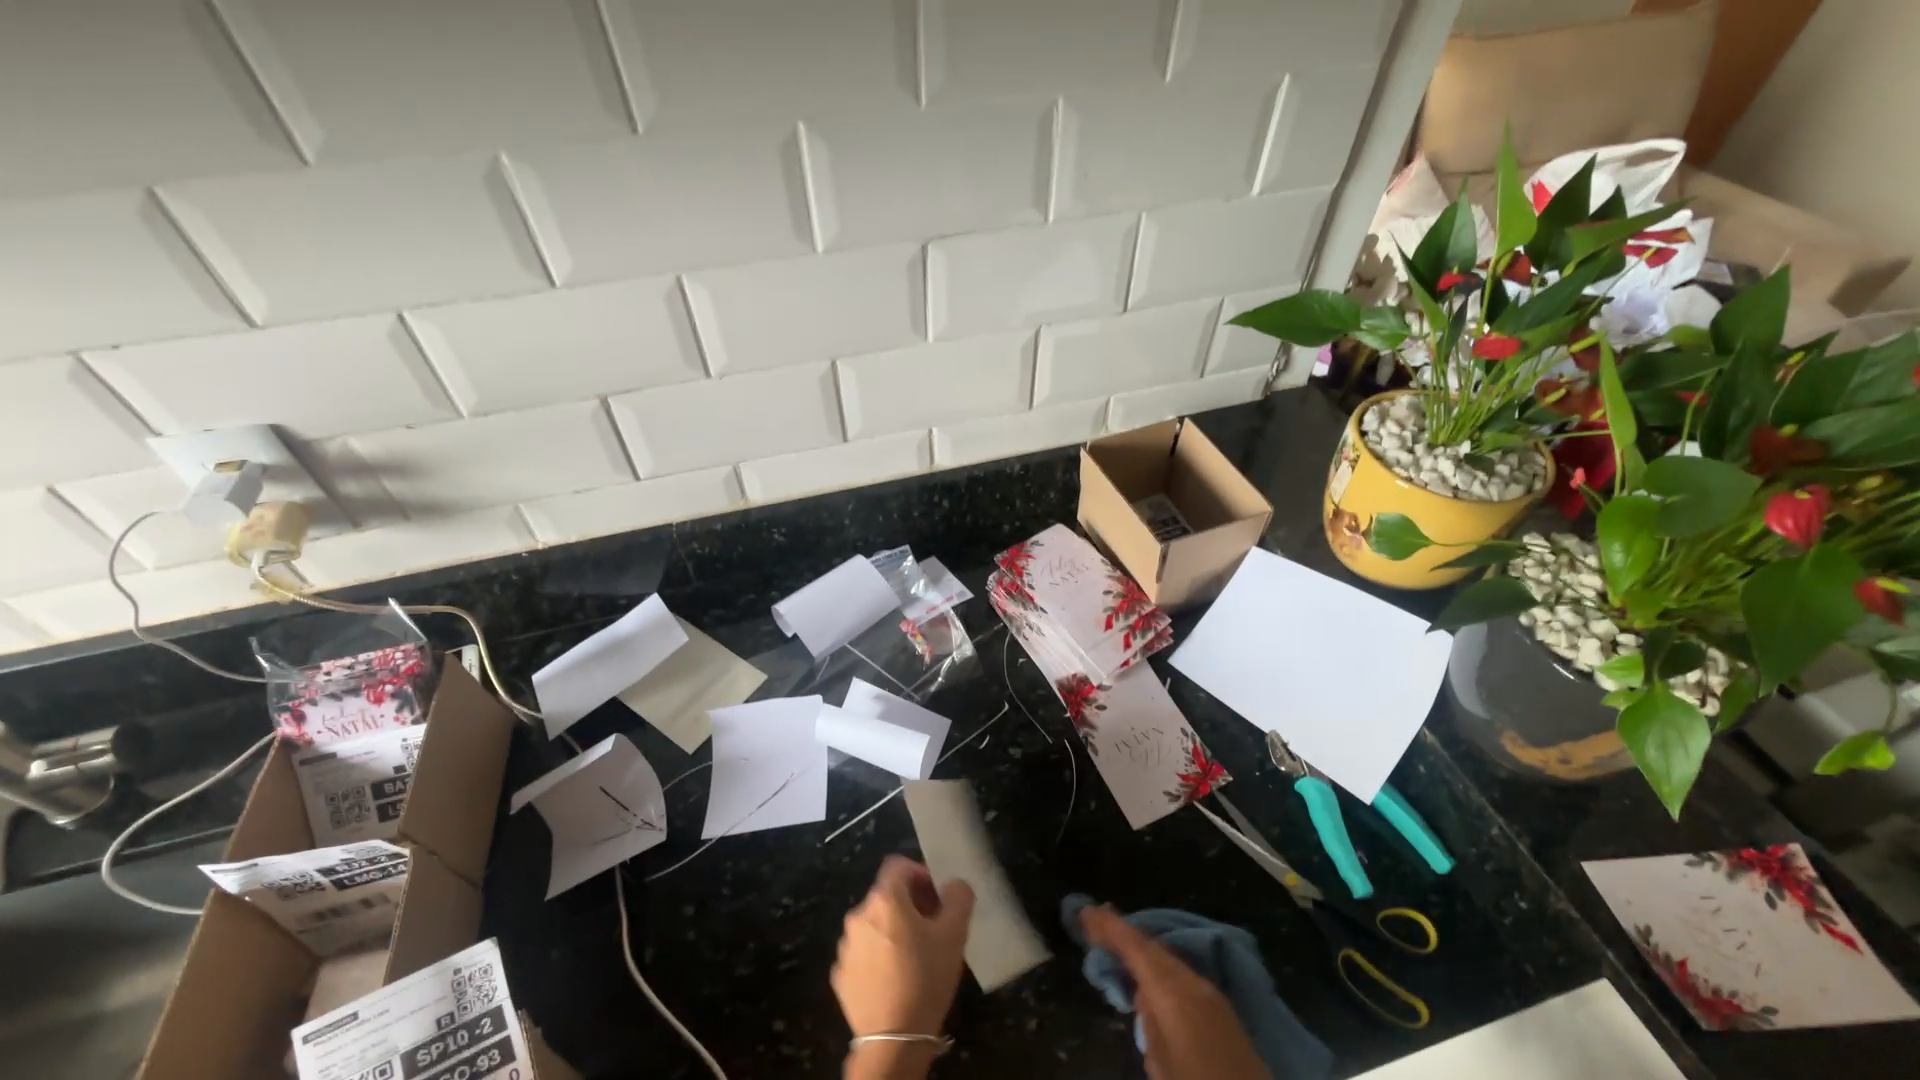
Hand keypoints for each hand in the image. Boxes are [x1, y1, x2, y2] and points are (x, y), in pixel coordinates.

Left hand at [833, 856, 975, 1037]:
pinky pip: (864, 953)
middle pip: (886, 896)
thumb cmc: (925, 978)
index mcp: (884, 900)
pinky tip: (897, 979)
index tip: (937, 899)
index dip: (921, 874)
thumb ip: (958, 897)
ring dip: (895, 931)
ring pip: (875, 925)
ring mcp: (845, 946)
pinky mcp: (841, 974)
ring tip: (916, 958)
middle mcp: (858, 916)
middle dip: (912, 905)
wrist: (893, 1039)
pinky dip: (880, 956)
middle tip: (934, 930)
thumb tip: (953, 884)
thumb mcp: (954, 935)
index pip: (898, 865)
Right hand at [1081, 904, 1268, 1079]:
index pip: (1136, 949)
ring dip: (1142, 947)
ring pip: (1169, 958)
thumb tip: (1144, 996)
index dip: (1110, 928)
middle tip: (1094, 921)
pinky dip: (1160, 964)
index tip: (1086, 912)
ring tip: (1116, 942)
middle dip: (1124, 931)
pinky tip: (1150, 971)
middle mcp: (1193, 984)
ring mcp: (1212, 995)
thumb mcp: (1161, 1066)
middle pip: (1153, 947)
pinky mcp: (1222, 1009)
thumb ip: (1149, 1023)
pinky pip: (1183, 973)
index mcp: (1173, 995)